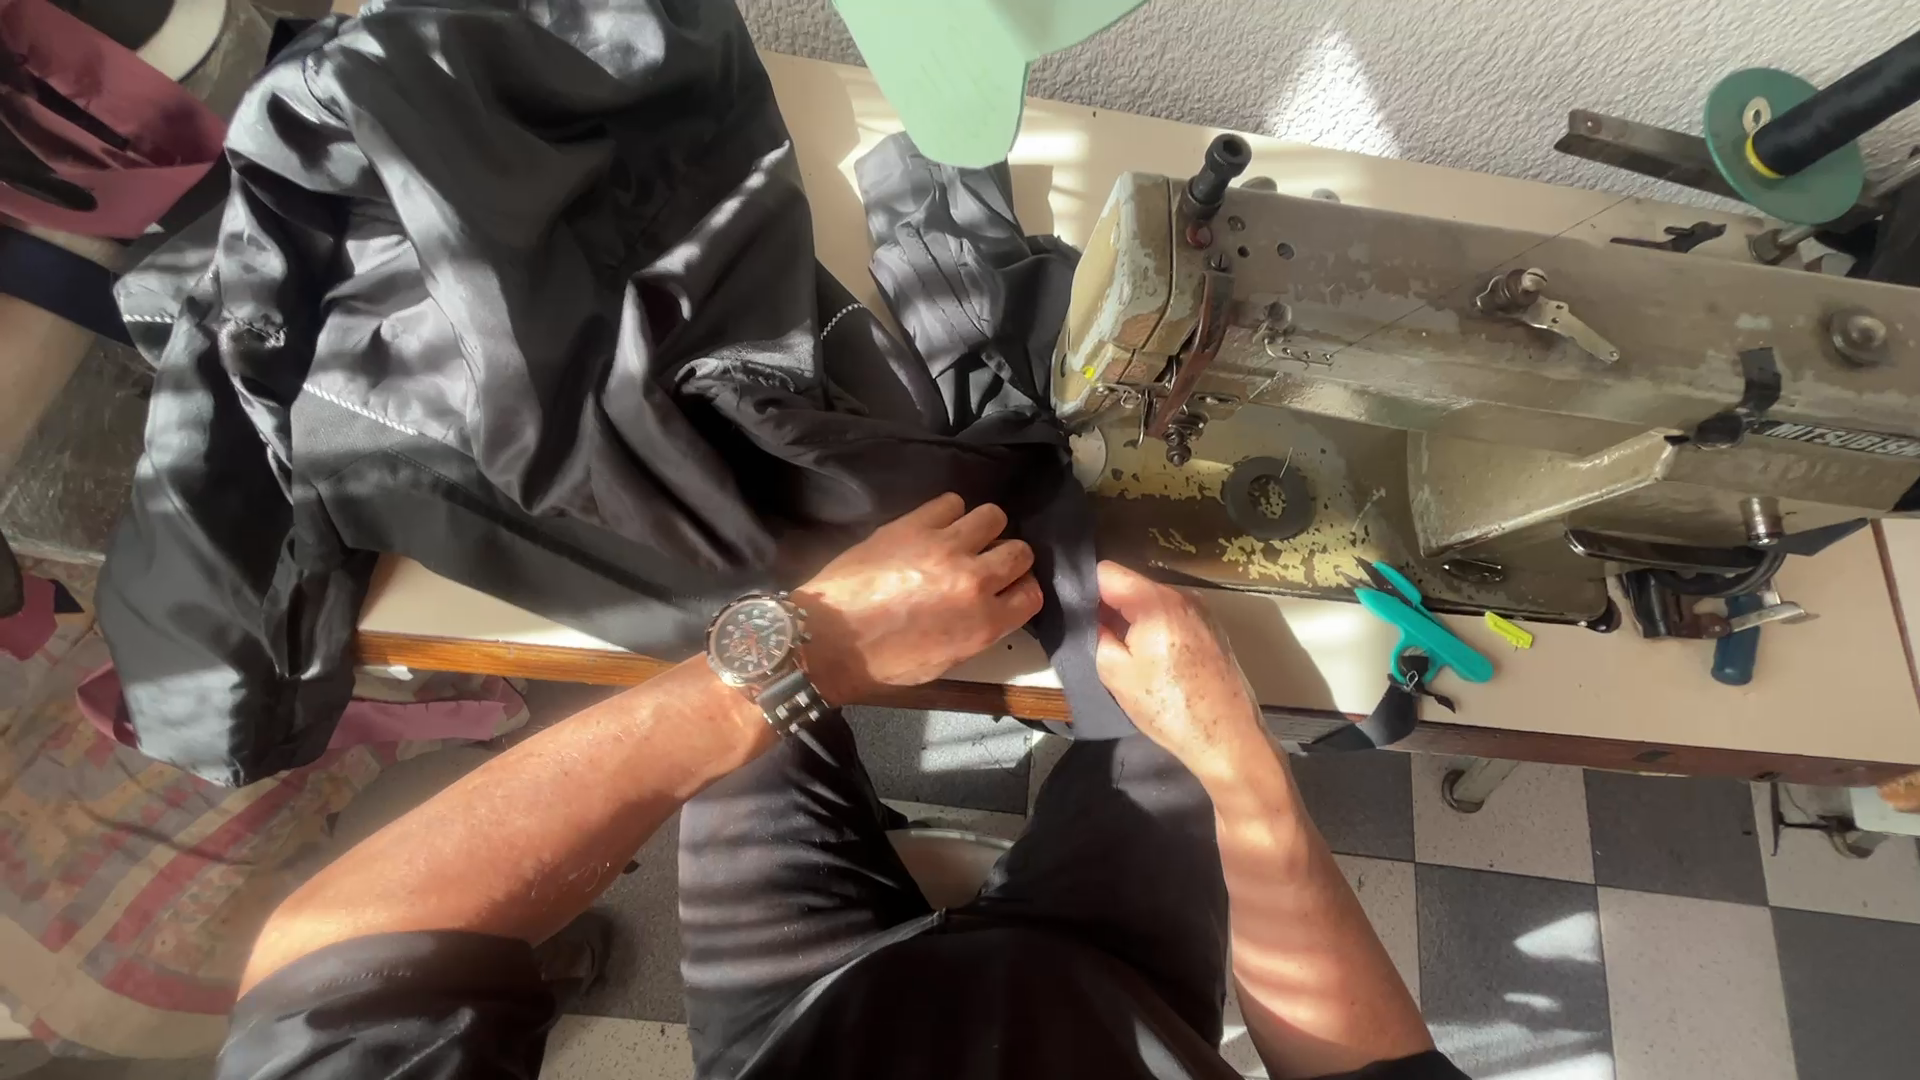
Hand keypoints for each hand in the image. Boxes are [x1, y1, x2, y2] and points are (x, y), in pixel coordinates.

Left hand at [795, 493, 1042, 703]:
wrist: (827, 639)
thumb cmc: (883, 661)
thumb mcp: (945, 662)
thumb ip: (979, 630)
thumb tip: (992, 605)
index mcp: (984, 623)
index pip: (1032, 593)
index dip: (1021, 589)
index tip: (1007, 588)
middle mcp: (973, 580)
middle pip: (1019, 550)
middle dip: (1007, 557)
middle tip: (986, 563)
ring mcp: (944, 547)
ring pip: (992, 516)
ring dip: (983, 528)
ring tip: (963, 539)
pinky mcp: (913, 524)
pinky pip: (951, 502)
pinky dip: (949, 513)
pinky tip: (935, 527)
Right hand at [1094, 560, 1268, 780]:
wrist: (1228, 738)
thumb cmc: (1168, 707)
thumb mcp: (1115, 672)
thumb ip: (1095, 633)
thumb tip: (1087, 615)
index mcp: (1156, 602)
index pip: (1106, 571)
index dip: (1084, 588)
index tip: (1073, 611)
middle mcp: (1182, 595)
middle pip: (1131, 583)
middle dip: (1109, 605)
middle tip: (1095, 636)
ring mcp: (1201, 609)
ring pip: (1151, 599)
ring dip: (1132, 617)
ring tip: (1125, 652)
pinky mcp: (1211, 626)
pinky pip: (1171, 613)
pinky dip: (1155, 626)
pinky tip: (1152, 659)